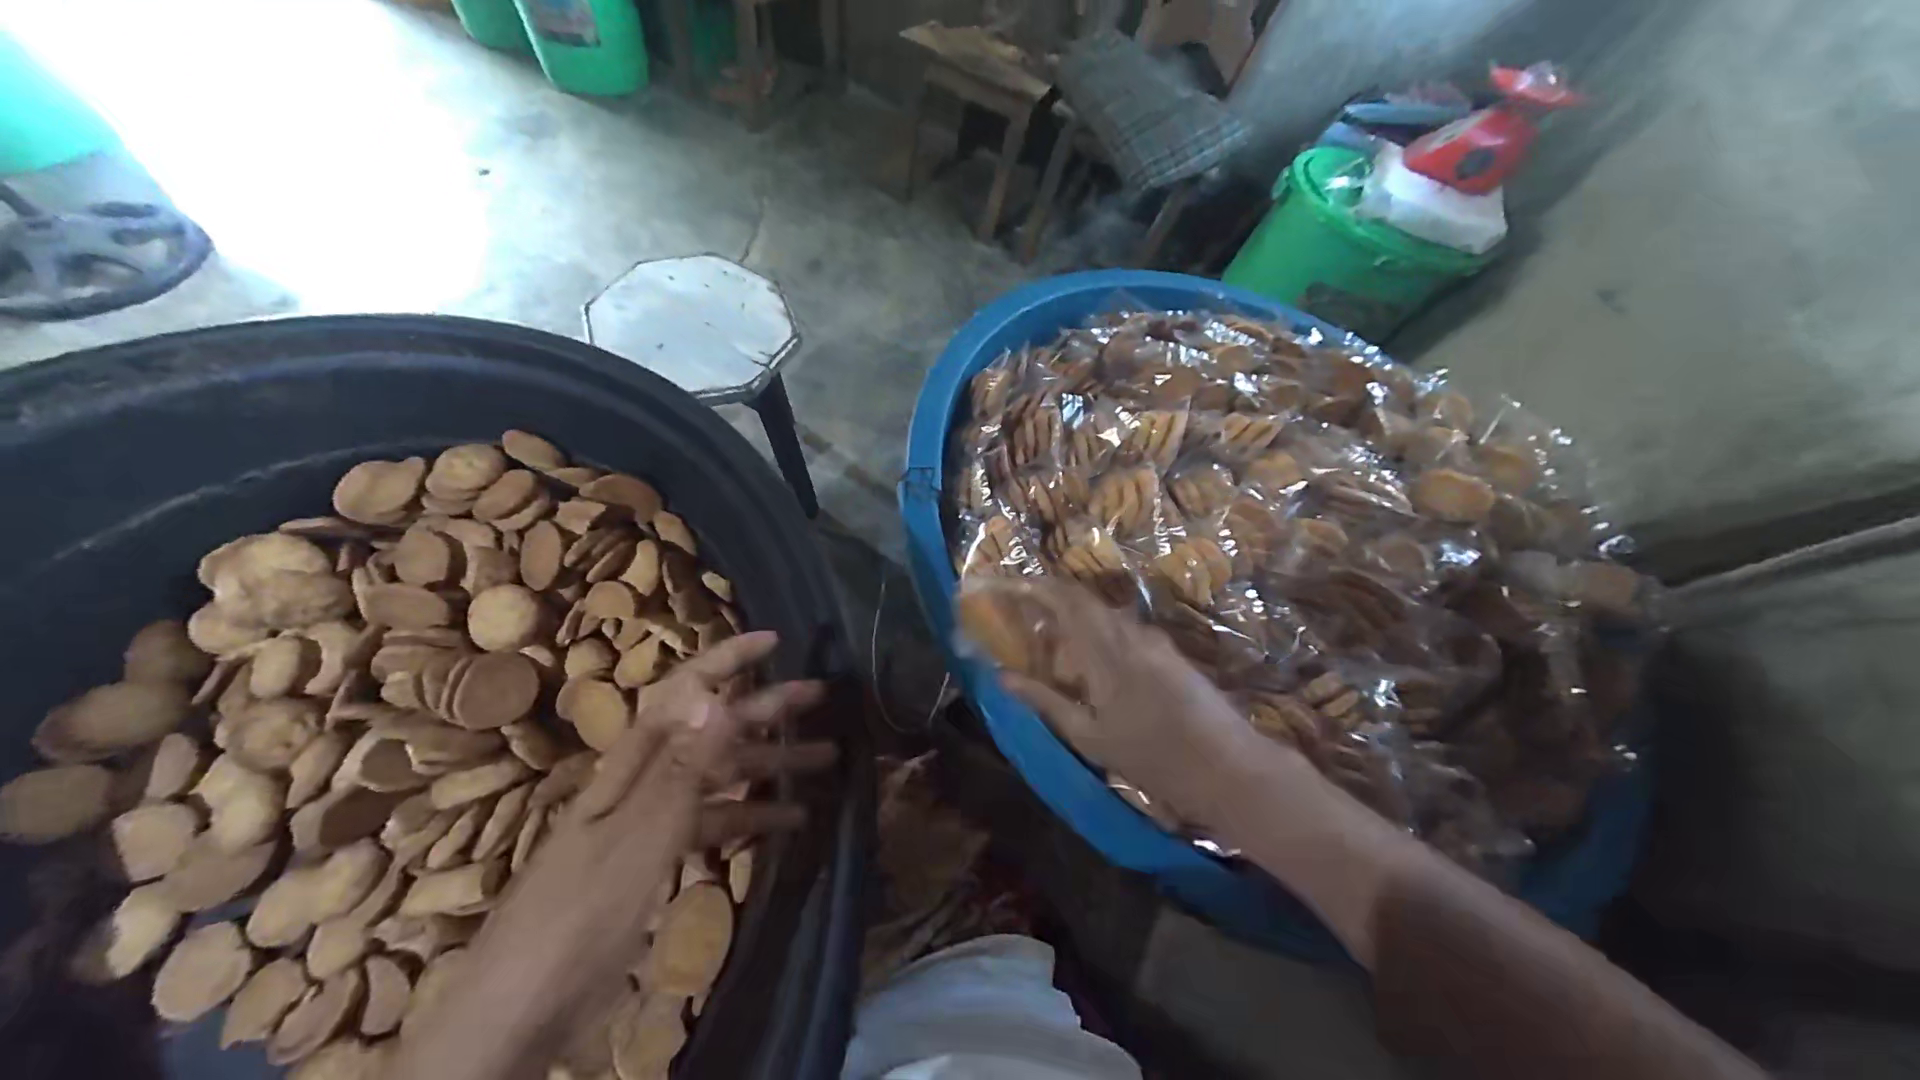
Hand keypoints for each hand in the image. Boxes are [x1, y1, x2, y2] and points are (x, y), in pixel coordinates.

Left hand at [387, 631, 833, 1079]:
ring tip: (826, 758)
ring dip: (771, 763)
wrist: (521, 1005)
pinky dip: (752, 815)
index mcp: (637, 760)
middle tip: (821, 695)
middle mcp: (647, 777)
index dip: (728, 659)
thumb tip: (713, 692)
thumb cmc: (580, 911)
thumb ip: (680, 765)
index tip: (775, 640)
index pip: (686, 689)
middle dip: (767, 708)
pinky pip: (715, 822)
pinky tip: (790, 820)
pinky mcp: (657, 857)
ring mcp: (652, 818)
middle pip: (714, 728)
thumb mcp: (638, 834)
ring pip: (722, 775)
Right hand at [969, 580, 1287, 832]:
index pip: (1064, 599)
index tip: (1004, 586)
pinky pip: (1121, 629)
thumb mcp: (1091, 736)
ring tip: (1048, 642)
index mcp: (1107, 650)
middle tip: (1019, 612)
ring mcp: (1154, 640)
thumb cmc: (1154, 758)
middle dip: (1047, 598)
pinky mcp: (1169, 652)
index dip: (1031, 587)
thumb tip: (1003, 677)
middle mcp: (1130, 633)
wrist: (1231, 769)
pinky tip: (1086, 662)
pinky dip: (1094, 633)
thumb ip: (1046, 701)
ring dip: (1071, 618)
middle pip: (1082, 599)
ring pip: (1102, 614)